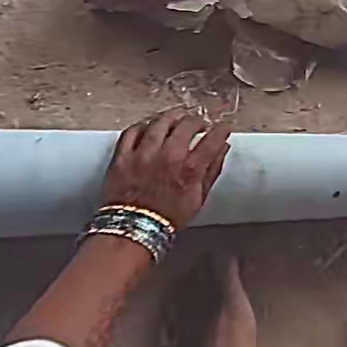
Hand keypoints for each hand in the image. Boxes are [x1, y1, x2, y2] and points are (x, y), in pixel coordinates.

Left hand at [102, 111, 233, 231]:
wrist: (132, 229)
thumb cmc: (168, 217)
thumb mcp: (199, 197)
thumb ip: (212, 170)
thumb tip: (223, 148)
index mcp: (190, 169)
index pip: (212, 139)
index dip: (221, 130)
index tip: (223, 128)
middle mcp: (168, 156)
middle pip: (187, 125)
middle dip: (197, 121)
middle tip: (199, 124)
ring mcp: (143, 154)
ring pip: (160, 123)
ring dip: (172, 117)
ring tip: (177, 118)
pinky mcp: (123, 156)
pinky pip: (132, 131)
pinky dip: (143, 126)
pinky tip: (149, 127)